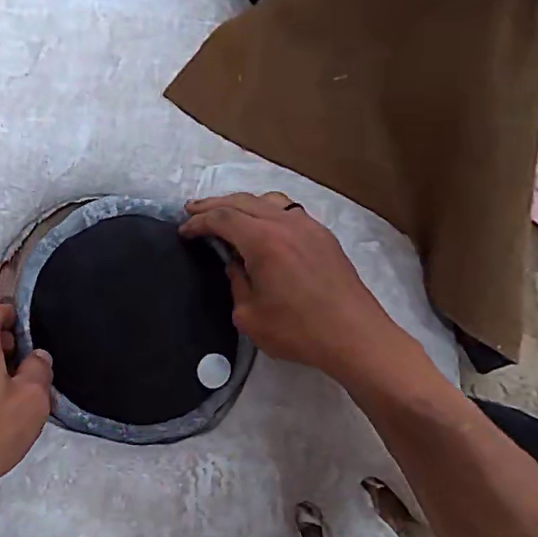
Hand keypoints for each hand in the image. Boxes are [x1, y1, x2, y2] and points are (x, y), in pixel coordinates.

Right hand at [181, 192, 424, 391]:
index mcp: (264, 240)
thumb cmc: (300, 330)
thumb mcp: (250, 316)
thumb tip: (236, 265)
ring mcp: (309, 226)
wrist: (354, 335)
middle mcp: (286, 223)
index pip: (223, 218)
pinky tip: (263, 225)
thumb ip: (237, 283)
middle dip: (215, 205)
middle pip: (243, 201)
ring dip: (243, 204)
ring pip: (269, 201)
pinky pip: (289, 212)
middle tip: (194, 211)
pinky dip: (268, 211)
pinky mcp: (324, 237)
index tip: (183, 230)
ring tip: (227, 213)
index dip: (199, 222)